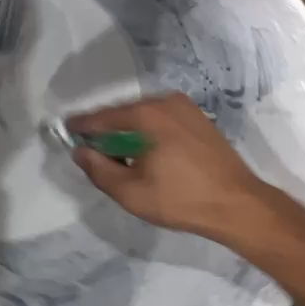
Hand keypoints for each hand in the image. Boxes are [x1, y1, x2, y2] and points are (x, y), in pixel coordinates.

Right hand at [68, 93, 273, 239]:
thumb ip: (99, 170)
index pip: (103, 116)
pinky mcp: (199, 118)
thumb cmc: (181, 199)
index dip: (83, 126)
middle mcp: (165, 101)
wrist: (237, 203)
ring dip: (129, 132)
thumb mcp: (131, 193)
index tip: (67, 132)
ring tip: (121, 157)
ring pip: (145, 115)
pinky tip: (148, 154)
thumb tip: (80, 151)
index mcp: (147, 114)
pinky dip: (149, 131)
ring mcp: (186, 108)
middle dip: (107, 130)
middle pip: (124, 113)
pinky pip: (163, 119)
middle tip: (94, 152)